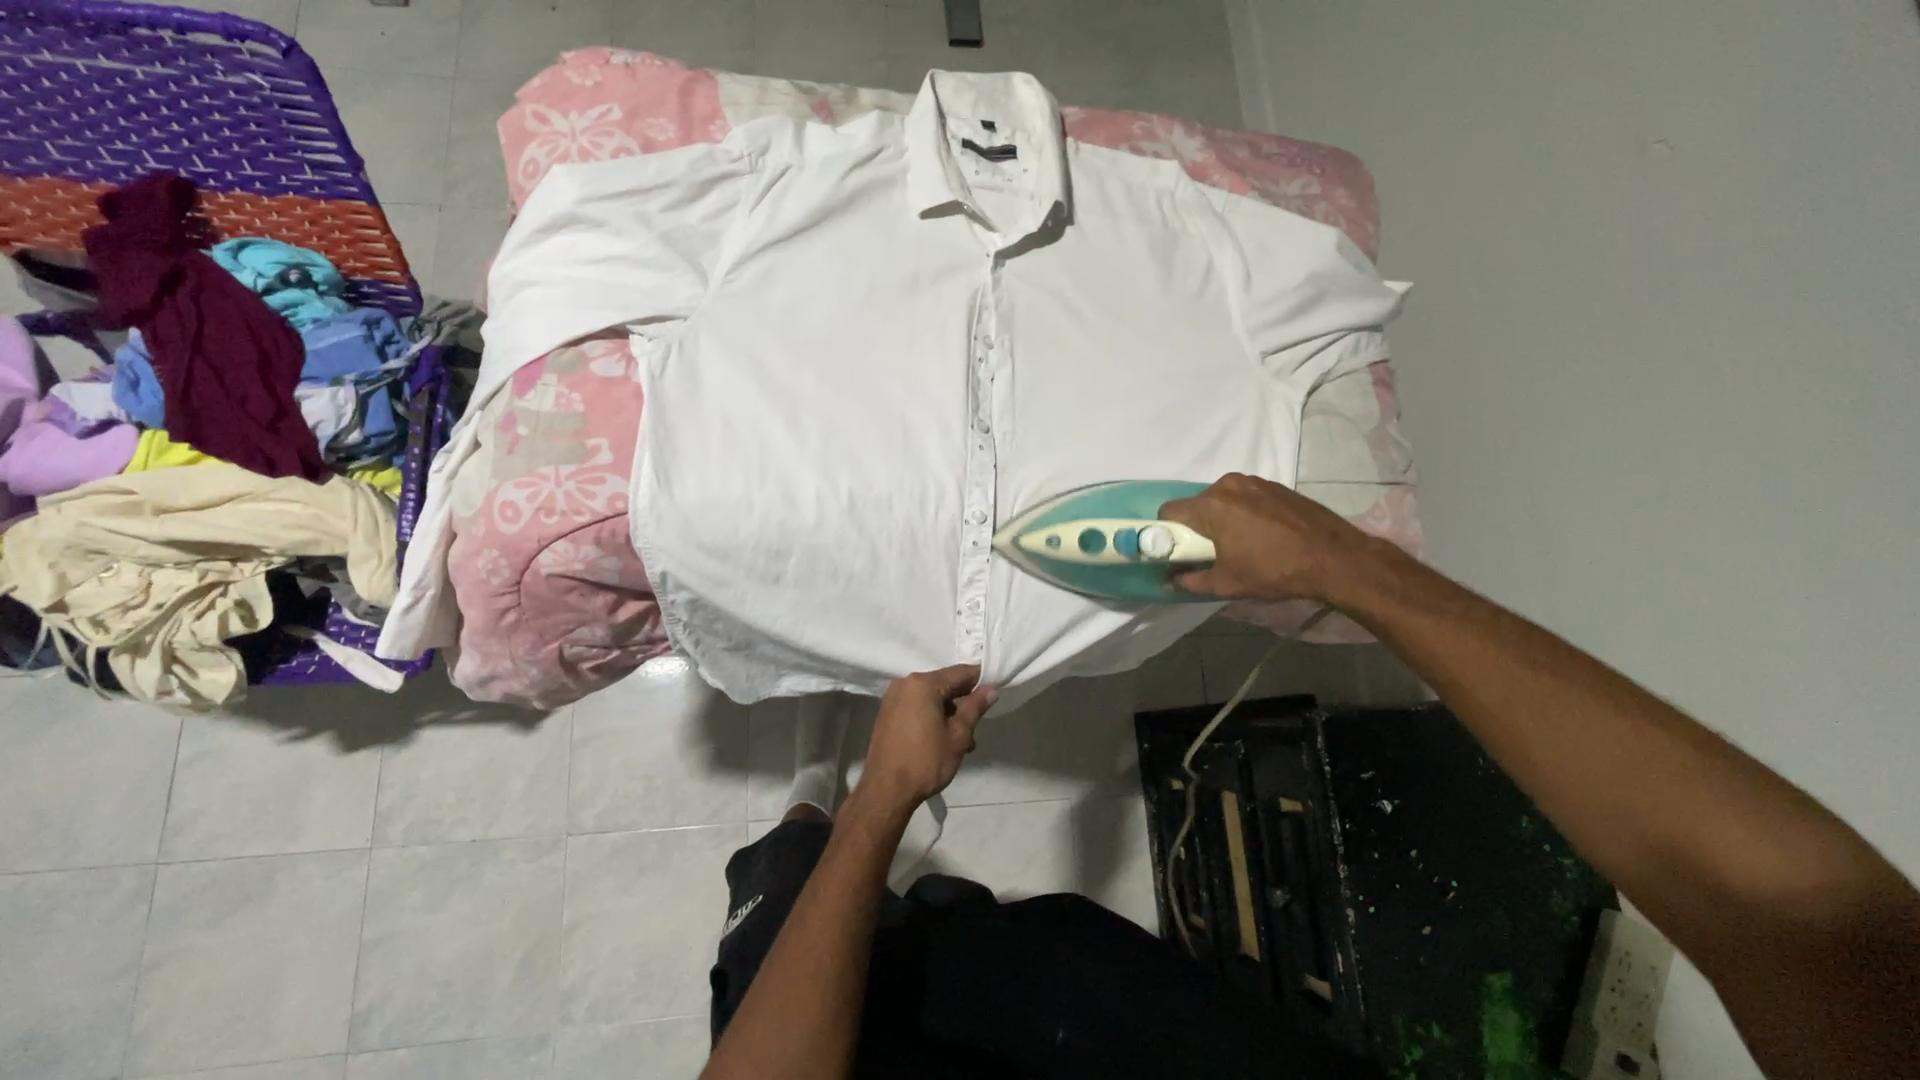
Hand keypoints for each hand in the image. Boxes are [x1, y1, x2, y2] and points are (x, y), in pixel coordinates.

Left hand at [858, 665, 996, 811]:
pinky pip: (916, 707)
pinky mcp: (887, 714)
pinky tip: (942, 740)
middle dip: (963, 701)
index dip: (980, 680)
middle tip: (978, 723)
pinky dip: (932, 716)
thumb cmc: (926, 761)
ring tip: (963, 742)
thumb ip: (975, 707)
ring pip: (930, 698)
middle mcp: (904, 684)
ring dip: (949, 713)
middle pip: (943, 684)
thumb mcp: (957, 735)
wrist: (886, 790)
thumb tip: (991, 688)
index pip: (959, 673)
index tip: (995, 690)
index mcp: (923, 684)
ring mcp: (893, 699)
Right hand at [1159, 472, 1377, 602]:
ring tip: (1240, 545)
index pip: (1169, 511)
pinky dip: (1243, 513)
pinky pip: (1244, 497)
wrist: (1334, 557)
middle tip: (1211, 553)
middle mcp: (1228, 485)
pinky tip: (1261, 535)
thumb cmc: (1274, 571)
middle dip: (1196, 527)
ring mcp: (1254, 482)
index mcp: (1211, 506)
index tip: (1180, 551)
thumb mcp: (1227, 584)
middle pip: (1196, 504)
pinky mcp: (1274, 486)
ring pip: (1221, 500)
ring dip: (1221, 519)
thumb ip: (1189, 581)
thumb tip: (1169, 581)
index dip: (1168, 532)